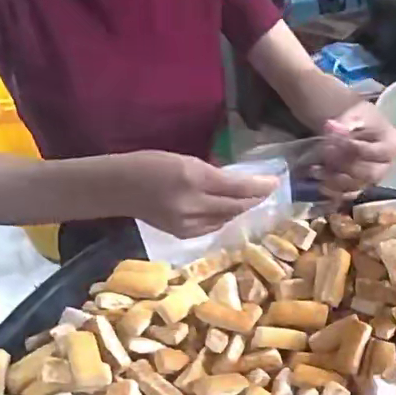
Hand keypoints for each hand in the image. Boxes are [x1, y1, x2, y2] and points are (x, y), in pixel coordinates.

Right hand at [120, 151, 279, 238]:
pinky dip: (223, 218)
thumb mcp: (184, 160)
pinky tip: (228, 212)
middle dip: (254, 200)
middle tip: (268, 192)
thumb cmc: (150, 165)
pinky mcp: (183, 234)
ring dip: (241, 210)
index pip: (234, 187)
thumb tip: (237, 181)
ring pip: (225, 218)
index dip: (258, 187)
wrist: (119, 189)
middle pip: (234, 206)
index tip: (275, 183)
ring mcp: (188, 223)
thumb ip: (212, 172)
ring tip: (252, 200)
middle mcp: (192, 204)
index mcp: (192, 178)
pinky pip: (212, 226)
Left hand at [317, 102, 395, 197]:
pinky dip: (332, 191)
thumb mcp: (356, 113)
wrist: (352, 127)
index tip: (333, 140)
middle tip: (325, 156)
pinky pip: (347, 196)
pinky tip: (319, 183)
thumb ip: (348, 122)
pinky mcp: (358, 188)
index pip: (375, 152)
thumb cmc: (359, 118)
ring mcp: (372, 180)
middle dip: (345, 166)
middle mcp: (386, 166)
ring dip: (335, 180)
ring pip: (357, 186)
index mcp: (393, 144)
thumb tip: (333, 127)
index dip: (353, 148)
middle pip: (369, 173)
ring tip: (316, 170)